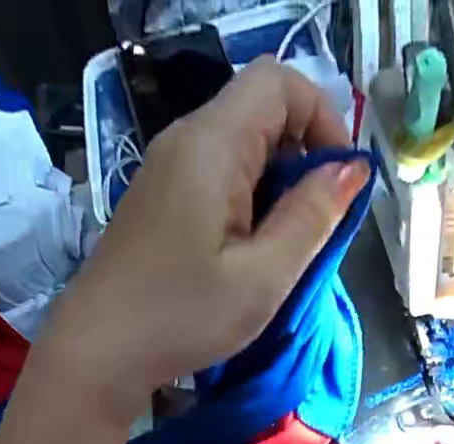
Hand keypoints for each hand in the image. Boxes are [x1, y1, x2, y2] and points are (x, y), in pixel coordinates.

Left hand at [36, 57, 371, 419]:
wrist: (99, 352)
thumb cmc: (183, 317)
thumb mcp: (262, 277)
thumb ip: (311, 218)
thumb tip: (354, 169)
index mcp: (211, 146)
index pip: (278, 82)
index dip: (323, 118)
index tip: (339, 182)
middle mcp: (185, 142)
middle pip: (261, 112)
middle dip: (304, 158)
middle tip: (314, 228)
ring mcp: (167, 171)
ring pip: (241, 149)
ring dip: (277, 187)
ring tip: (282, 249)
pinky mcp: (160, 201)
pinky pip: (217, 178)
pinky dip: (248, 203)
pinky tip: (247, 254)